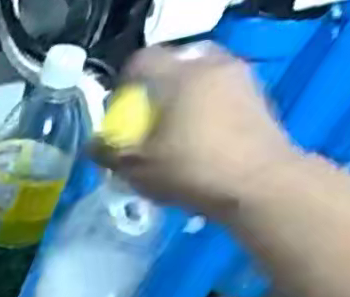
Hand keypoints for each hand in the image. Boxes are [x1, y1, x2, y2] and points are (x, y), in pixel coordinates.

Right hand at [88, 45, 301, 219]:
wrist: (257, 183)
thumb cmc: (191, 171)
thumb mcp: (138, 170)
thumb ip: (110, 153)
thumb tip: (92, 145)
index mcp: (179, 75)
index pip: (142, 61)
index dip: (123, 84)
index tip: (118, 112)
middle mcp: (211, 64)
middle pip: (174, 64)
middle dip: (156, 89)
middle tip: (146, 121)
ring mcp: (240, 76)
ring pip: (200, 77)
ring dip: (183, 97)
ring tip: (174, 132)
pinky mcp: (257, 95)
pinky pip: (220, 91)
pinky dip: (205, 107)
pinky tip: (201, 139)